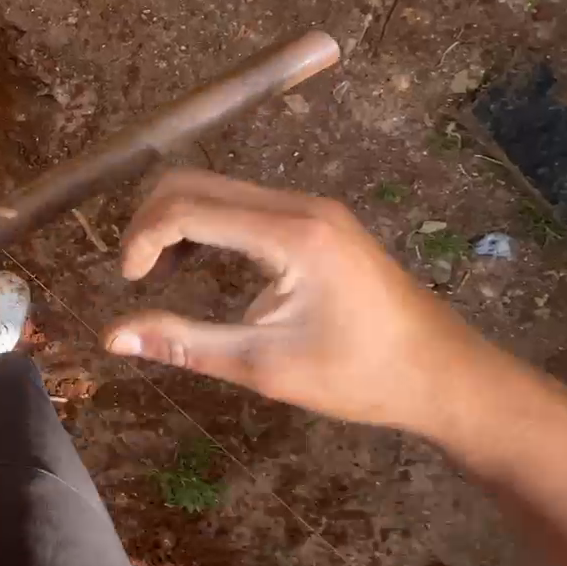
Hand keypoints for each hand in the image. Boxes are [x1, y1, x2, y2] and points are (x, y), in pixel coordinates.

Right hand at [102, 169, 488, 432]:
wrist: (456, 381)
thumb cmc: (362, 377)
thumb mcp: (264, 367)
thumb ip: (183, 345)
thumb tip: (109, 338)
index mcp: (291, 236)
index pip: (185, 209)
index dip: (142, 239)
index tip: (131, 281)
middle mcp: (297, 205)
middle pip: (188, 183)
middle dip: (148, 223)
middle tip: (139, 272)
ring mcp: (306, 206)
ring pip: (206, 186)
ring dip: (169, 220)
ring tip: (161, 271)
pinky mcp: (309, 215)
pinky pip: (231, 199)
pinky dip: (198, 222)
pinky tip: (194, 261)